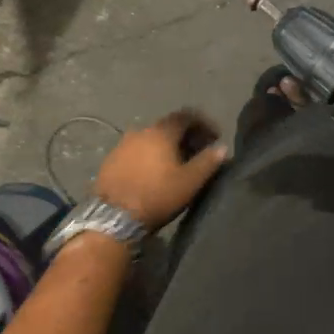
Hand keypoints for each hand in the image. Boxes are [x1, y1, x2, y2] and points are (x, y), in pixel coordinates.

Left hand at [94, 110, 228, 230]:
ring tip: (176, 165)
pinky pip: (137, 151)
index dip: (205, 123)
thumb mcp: (189, 182)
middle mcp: (141, 130)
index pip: (187, 115)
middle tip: (198, 152)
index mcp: (162, 131)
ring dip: (166, 147)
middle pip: (169, 126)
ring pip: (151, 138)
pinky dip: (149, 156)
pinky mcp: (111, 160)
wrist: (112, 218)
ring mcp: (123, 144)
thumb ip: (208, 161)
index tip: (215, 138)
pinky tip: (153, 173)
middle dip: (187, 136)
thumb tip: (222, 147)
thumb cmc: (157, 196)